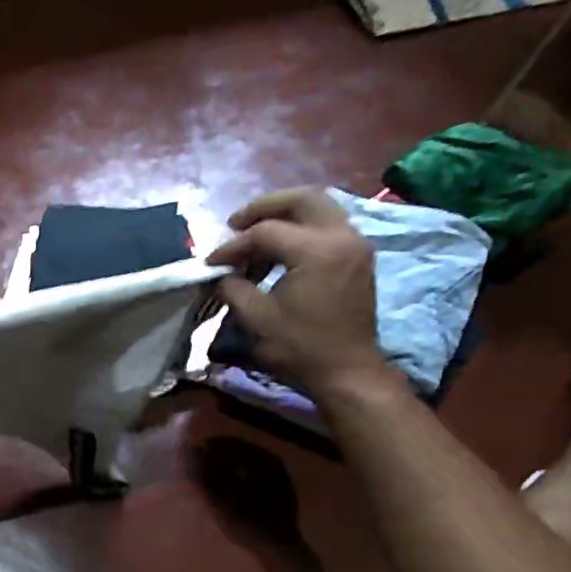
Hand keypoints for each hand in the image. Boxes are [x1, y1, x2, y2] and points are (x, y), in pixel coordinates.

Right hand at [206, 188, 389, 393]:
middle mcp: (341, 236)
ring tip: (256, 236)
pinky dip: (303, 228)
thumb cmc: (300, 349)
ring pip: (320, 207)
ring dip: (286, 215)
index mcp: (316, 250)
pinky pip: (329, 226)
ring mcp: (355, 244)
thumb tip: (220, 275)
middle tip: (236, 224)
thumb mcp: (257, 320)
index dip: (233, 245)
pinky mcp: (359, 257)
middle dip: (265, 207)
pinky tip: (281, 250)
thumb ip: (234, 289)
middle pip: (302, 199)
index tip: (212, 263)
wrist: (347, 373)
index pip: (265, 232)